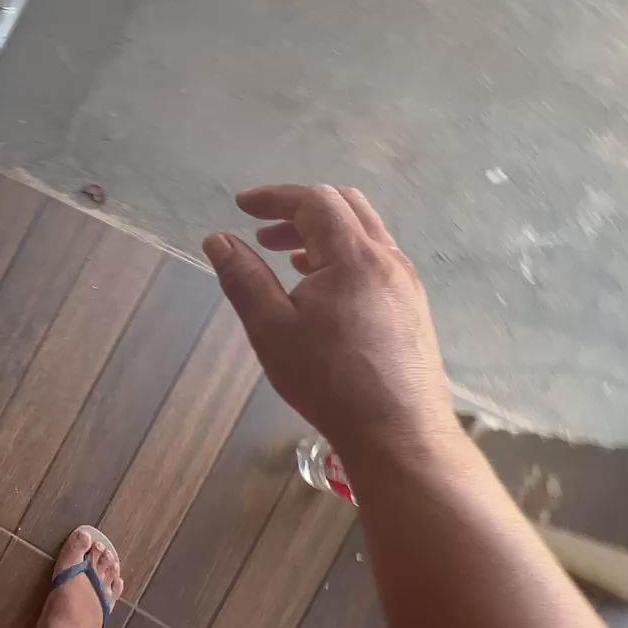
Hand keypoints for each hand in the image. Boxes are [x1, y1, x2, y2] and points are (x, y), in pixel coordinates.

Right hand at [203, 185, 459, 459]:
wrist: (397, 431)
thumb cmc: (326, 378)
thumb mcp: (270, 327)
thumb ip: (243, 277)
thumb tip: (218, 239)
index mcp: (353, 258)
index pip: (315, 202)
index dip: (275, 197)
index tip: (241, 206)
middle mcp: (386, 259)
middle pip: (346, 206)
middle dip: (298, 208)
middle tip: (261, 229)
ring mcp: (405, 282)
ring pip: (363, 231)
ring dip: (319, 231)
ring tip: (282, 254)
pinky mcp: (410, 304)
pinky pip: (373, 256)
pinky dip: (339, 252)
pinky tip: (315, 283)